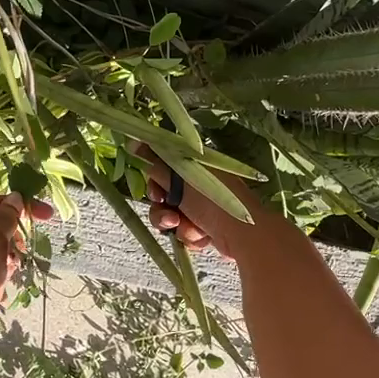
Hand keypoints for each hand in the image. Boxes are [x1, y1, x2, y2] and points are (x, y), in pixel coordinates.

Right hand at [132, 143, 268, 256]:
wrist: (244, 236)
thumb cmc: (214, 201)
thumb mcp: (181, 178)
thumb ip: (156, 162)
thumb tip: (134, 141)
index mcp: (195, 165)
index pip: (163, 169)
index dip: (155, 183)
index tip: (157, 194)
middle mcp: (198, 183)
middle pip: (165, 196)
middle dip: (164, 211)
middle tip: (170, 218)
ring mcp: (203, 206)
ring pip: (173, 216)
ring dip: (178, 226)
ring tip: (190, 230)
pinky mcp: (207, 227)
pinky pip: (186, 231)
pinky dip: (192, 235)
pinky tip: (204, 237)